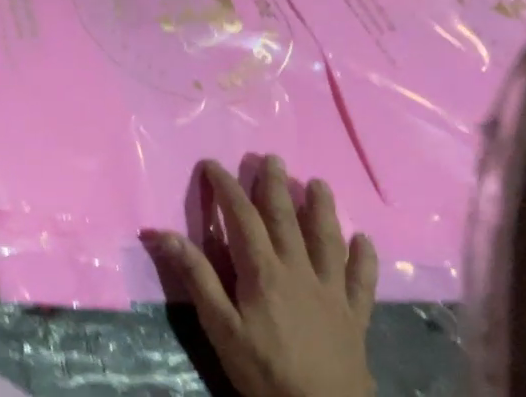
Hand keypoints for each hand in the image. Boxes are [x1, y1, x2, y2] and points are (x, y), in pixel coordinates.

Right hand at [146, 157, 378, 396]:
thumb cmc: (263, 369)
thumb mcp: (220, 326)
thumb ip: (196, 276)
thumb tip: (161, 232)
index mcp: (263, 273)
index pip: (242, 219)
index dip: (226, 188)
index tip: (212, 164)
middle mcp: (300, 274)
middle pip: (286, 222)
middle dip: (275, 187)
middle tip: (271, 158)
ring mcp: (332, 295)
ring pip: (327, 242)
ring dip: (321, 210)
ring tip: (318, 183)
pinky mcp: (355, 317)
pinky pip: (362, 281)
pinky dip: (364, 258)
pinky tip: (363, 240)